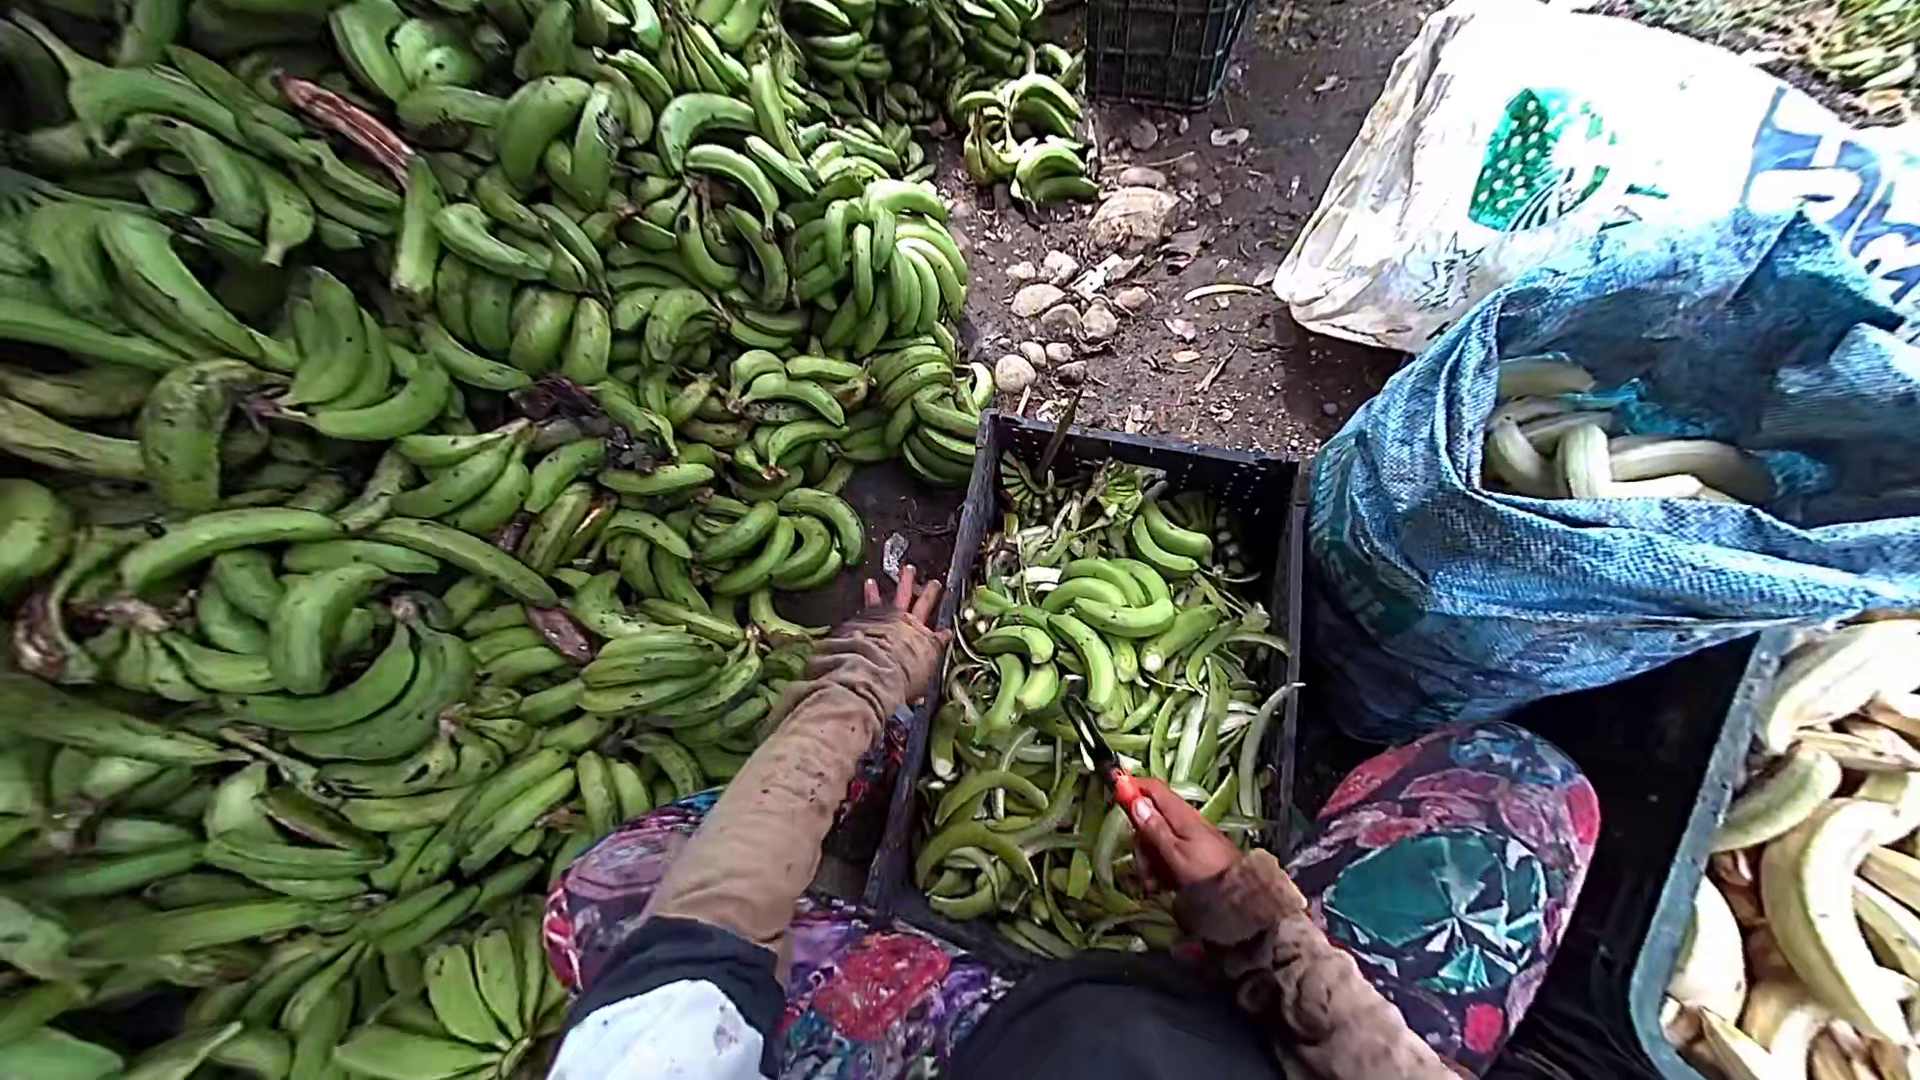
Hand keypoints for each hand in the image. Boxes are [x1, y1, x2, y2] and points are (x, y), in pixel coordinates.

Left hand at [857, 566, 949, 698]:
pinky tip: (870, 582)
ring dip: (905, 582)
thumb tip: (920, 698)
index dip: (942, 635)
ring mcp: (891, 617)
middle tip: (934, 582)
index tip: (946, 631)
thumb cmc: (898, 682)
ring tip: (907, 569)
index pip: (938, 638)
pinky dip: (872, 592)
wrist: (874, 670)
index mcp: (924, 643)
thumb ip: (916, 688)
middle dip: (930, 593)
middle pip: (924, 605)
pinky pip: (872, 601)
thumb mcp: (914, 687)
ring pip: (901, 594)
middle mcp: (911, 625)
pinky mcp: (871, 615)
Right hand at [1128, 776, 1242, 891]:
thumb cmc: (1208, 875)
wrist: (1246, 900)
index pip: (1152, 786)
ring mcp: (1189, 836)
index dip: (1132, 786)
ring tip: (1153, 884)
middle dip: (1140, 840)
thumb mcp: (1175, 854)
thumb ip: (1154, 827)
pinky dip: (1161, 866)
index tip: (1115, 797)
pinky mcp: (1194, 852)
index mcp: (1179, 813)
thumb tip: (1133, 799)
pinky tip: (1162, 886)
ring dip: (1149, 859)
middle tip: (1142, 865)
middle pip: (1150, 816)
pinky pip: (1168, 851)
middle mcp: (1184, 819)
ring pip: (1156, 837)